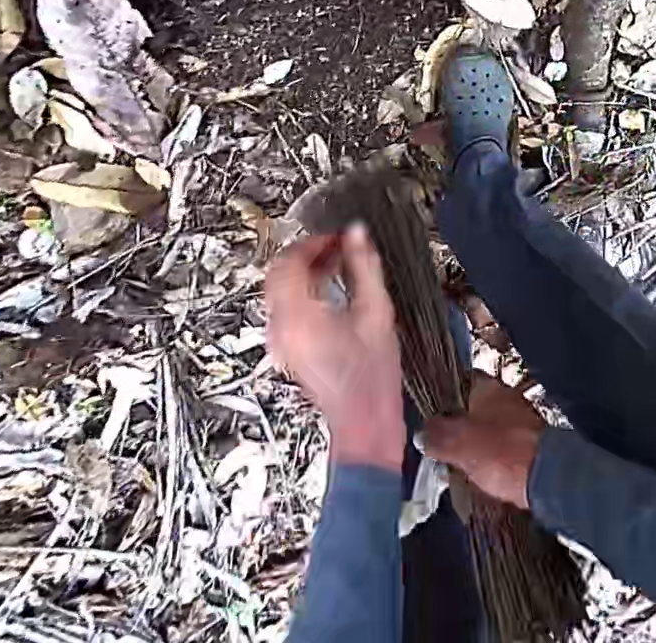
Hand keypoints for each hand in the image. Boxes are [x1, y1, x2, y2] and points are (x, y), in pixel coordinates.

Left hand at [266, 225, 404, 471]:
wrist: (365, 421)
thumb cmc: (372, 376)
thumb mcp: (376, 311)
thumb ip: (364, 266)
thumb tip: (357, 234)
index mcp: (299, 315)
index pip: (289, 262)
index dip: (312, 242)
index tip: (336, 237)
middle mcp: (281, 327)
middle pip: (279, 273)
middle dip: (307, 254)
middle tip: (336, 247)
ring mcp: (281, 340)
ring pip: (279, 289)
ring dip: (305, 271)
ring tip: (337, 264)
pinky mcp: (286, 348)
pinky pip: (285, 307)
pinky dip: (303, 290)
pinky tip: (330, 289)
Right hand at [422, 372, 545, 508]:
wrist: (550, 477)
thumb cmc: (500, 453)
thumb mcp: (458, 444)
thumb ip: (437, 436)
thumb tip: (421, 433)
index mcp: (486, 387)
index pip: (458, 382)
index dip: (442, 398)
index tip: (429, 415)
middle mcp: (505, 395)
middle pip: (473, 406)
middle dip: (458, 423)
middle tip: (440, 443)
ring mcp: (521, 417)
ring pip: (489, 425)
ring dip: (476, 440)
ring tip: (458, 460)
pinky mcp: (532, 441)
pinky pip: (503, 444)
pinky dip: (493, 454)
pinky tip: (482, 470)